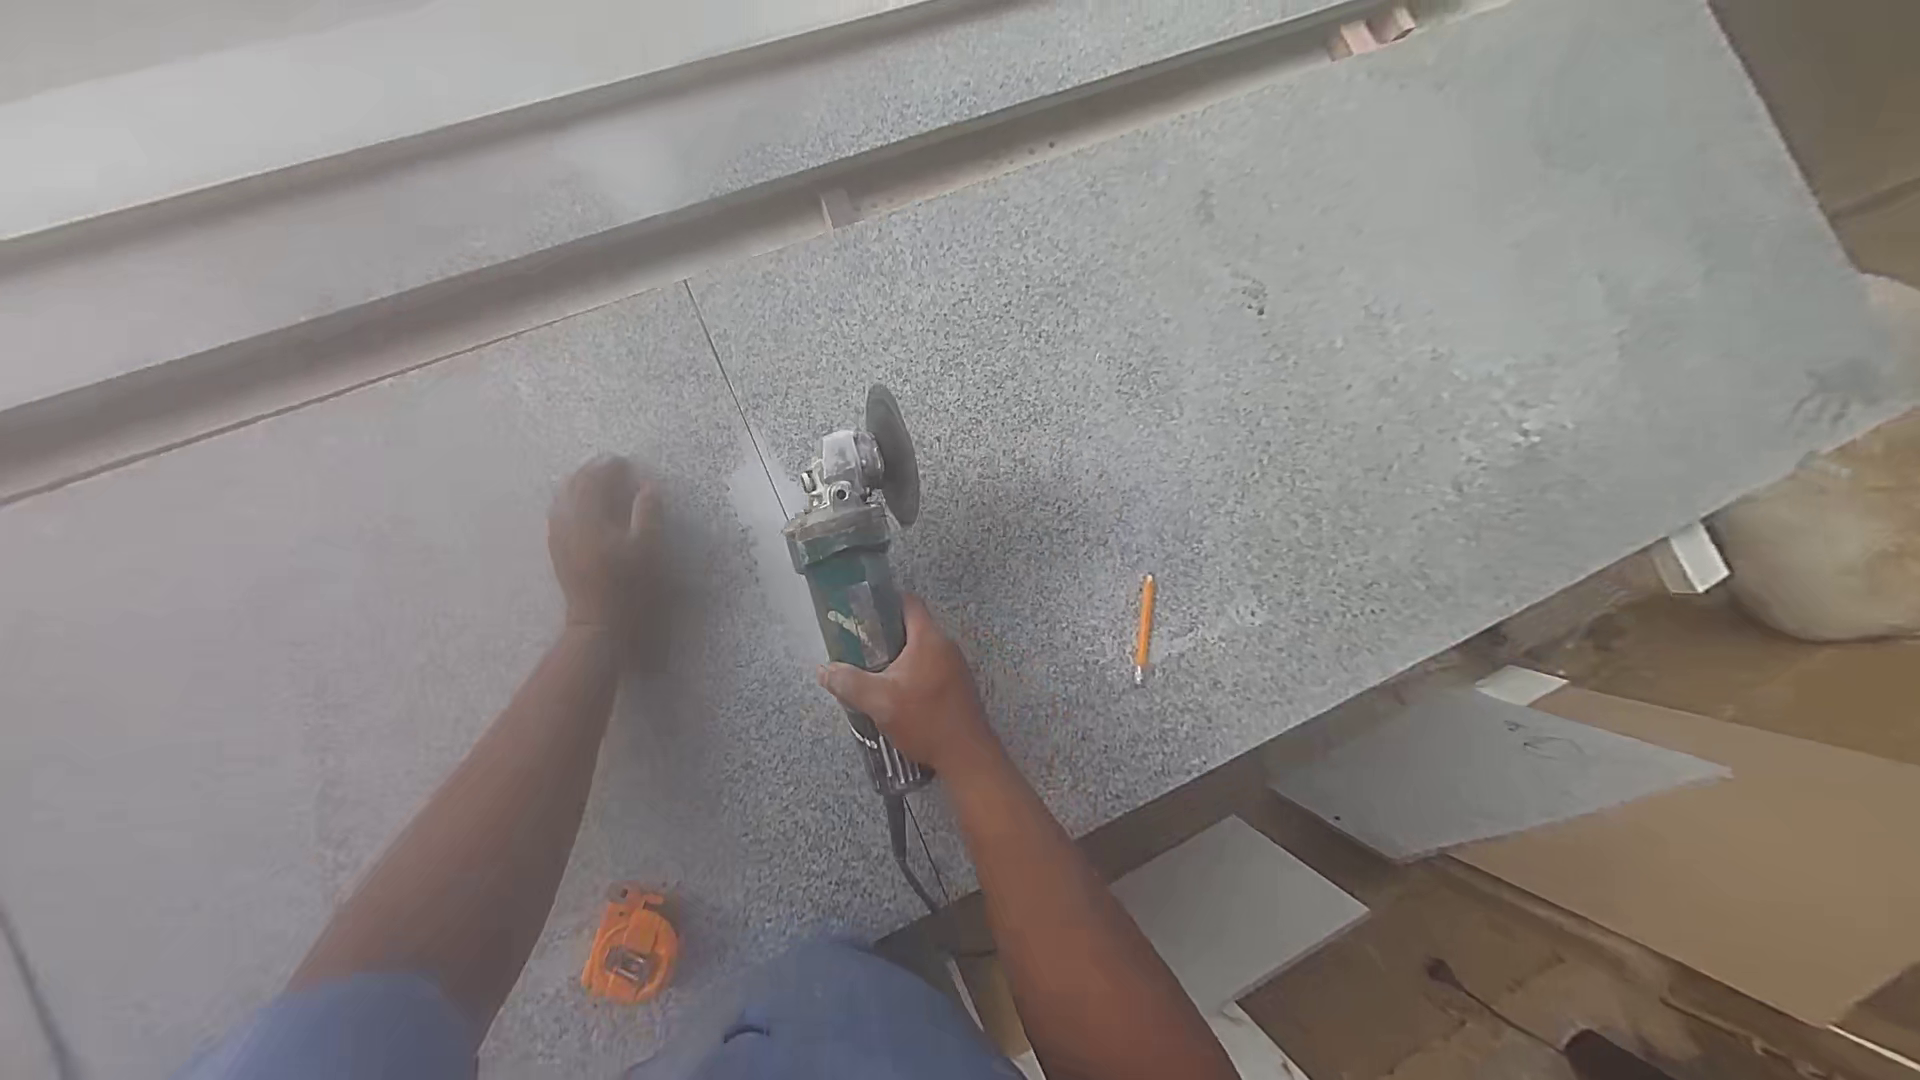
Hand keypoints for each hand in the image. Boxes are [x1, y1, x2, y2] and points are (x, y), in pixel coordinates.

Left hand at [548, 454, 663, 659]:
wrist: (599, 621)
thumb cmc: (630, 585)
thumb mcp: (648, 548)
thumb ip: (647, 513)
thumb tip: (647, 486)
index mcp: (590, 518)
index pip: (593, 481)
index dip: (608, 467)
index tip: (624, 461)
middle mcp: (567, 522)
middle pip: (573, 486)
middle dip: (591, 471)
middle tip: (610, 466)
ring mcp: (558, 536)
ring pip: (561, 498)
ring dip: (578, 483)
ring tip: (595, 479)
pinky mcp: (557, 548)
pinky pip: (558, 512)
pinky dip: (570, 500)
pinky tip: (580, 504)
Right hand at [815, 594, 1002, 776]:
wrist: (966, 755)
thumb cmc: (925, 720)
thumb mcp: (879, 701)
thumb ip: (848, 682)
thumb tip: (824, 670)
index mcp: (929, 638)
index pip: (908, 602)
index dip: (885, 601)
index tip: (862, 613)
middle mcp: (946, 645)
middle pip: (912, 627)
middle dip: (885, 635)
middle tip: (860, 647)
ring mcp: (955, 666)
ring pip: (921, 650)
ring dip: (898, 657)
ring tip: (873, 672)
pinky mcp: (957, 685)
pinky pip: (930, 667)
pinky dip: (912, 672)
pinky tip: (896, 693)